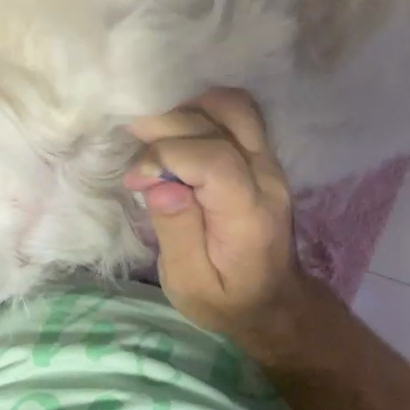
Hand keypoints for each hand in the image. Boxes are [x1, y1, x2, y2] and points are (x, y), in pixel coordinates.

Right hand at [125, 89, 320, 363]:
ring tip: (155, 142)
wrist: (274, 303)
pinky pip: (235, 116)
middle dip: (167, 128)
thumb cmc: (226, 300)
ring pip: (233, 106)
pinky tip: (176, 139)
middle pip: (221, 121)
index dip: (166, 156)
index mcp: (248, 215)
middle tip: (135, 156)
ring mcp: (269, 163)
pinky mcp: (263, 158)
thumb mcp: (190, 285)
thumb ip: (177, 234)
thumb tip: (160, 186)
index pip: (213, 159)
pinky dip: (199, 115)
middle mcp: (266, 178)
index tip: (136, 179)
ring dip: (187, 113)